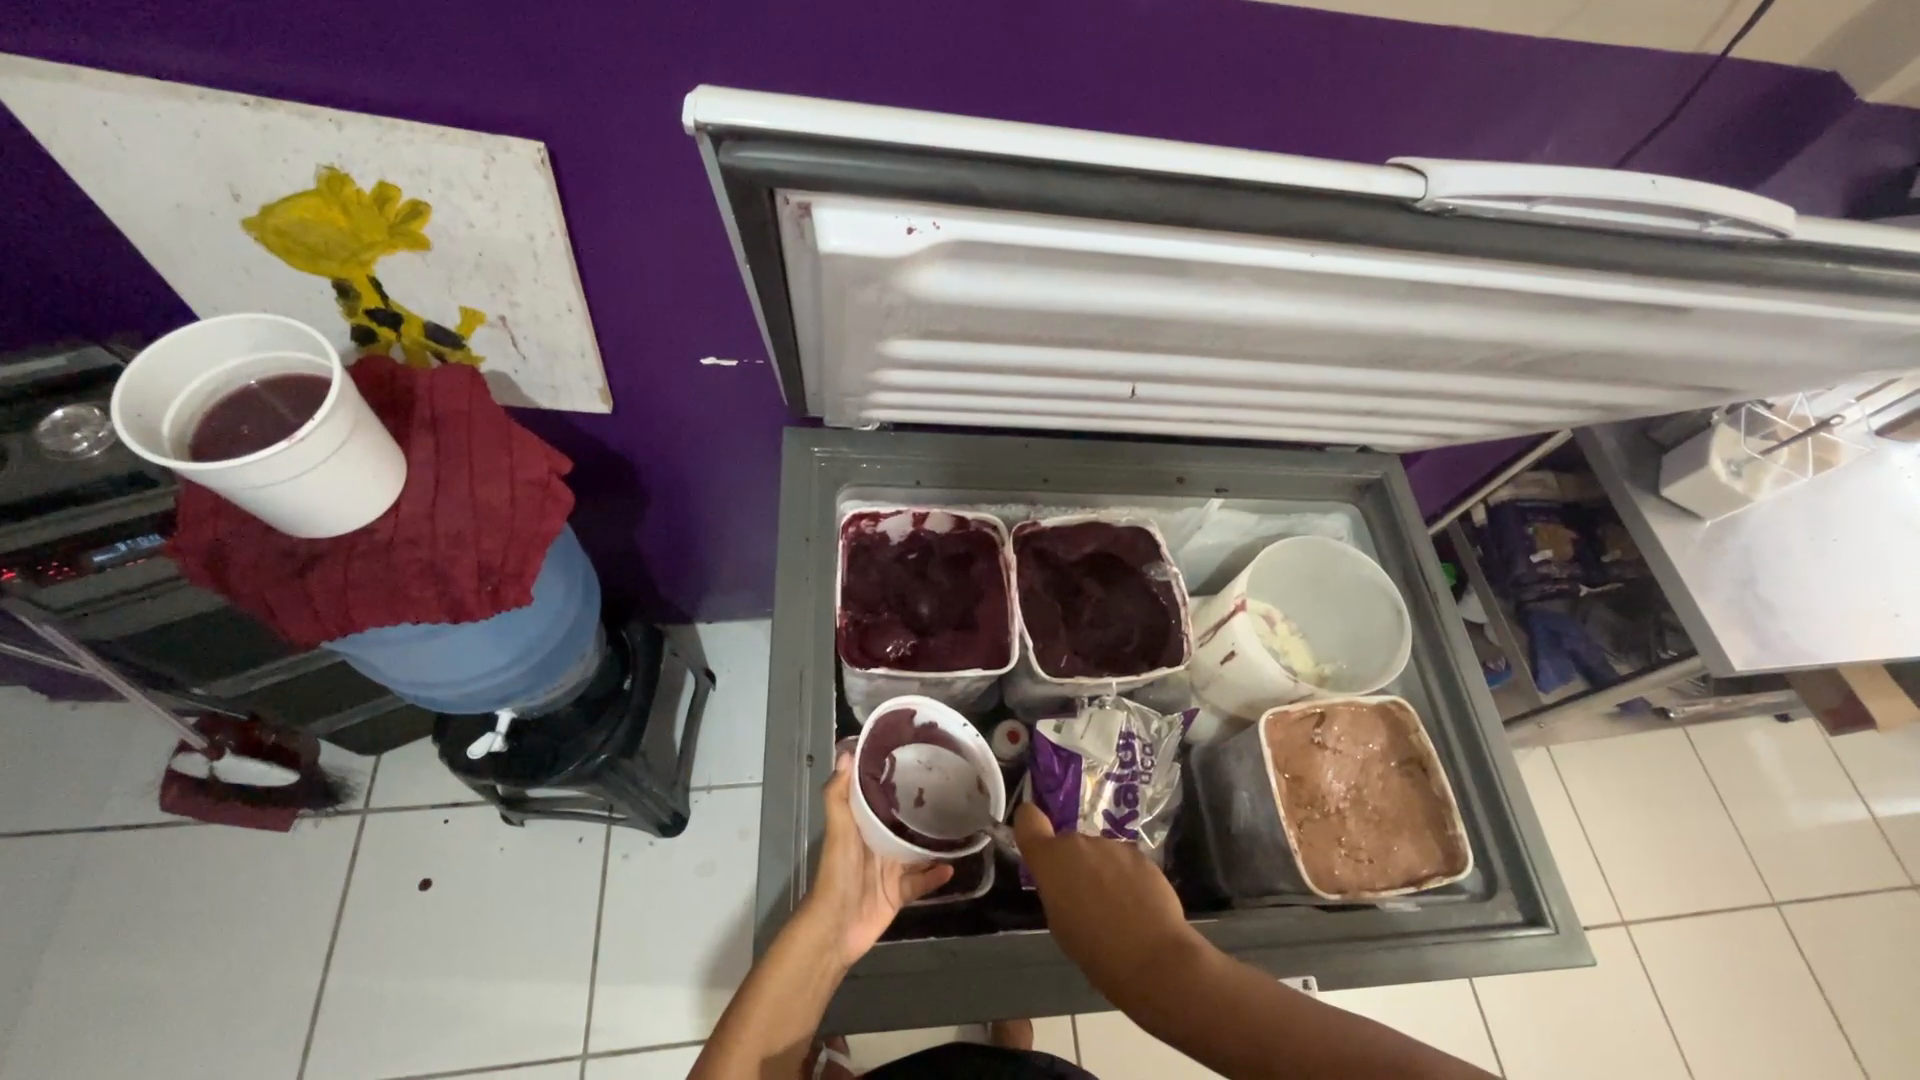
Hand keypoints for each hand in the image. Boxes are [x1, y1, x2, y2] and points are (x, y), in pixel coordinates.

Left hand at [799, 751, 953, 967]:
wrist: (837, 926)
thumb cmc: (838, 873)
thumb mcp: (839, 830)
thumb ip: (838, 795)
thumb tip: (846, 754)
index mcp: (862, 828)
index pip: (879, 799)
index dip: (893, 782)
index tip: (915, 762)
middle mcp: (877, 846)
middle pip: (902, 826)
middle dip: (922, 812)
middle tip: (951, 794)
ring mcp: (888, 872)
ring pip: (916, 853)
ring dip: (934, 844)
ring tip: (960, 828)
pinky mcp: (898, 894)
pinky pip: (921, 882)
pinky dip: (935, 876)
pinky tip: (952, 867)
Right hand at [1014, 802, 1200, 992]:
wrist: (1150, 957)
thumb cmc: (1093, 948)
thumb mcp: (1059, 922)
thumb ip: (1056, 890)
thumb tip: (1067, 883)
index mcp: (1050, 859)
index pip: (1028, 819)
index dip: (1030, 825)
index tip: (1037, 843)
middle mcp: (1079, 842)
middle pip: (1069, 845)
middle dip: (1074, 865)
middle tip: (1086, 901)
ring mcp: (1113, 846)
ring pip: (1100, 853)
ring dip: (1102, 872)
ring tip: (1117, 909)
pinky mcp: (1142, 855)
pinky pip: (1125, 862)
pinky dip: (1128, 878)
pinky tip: (1139, 907)